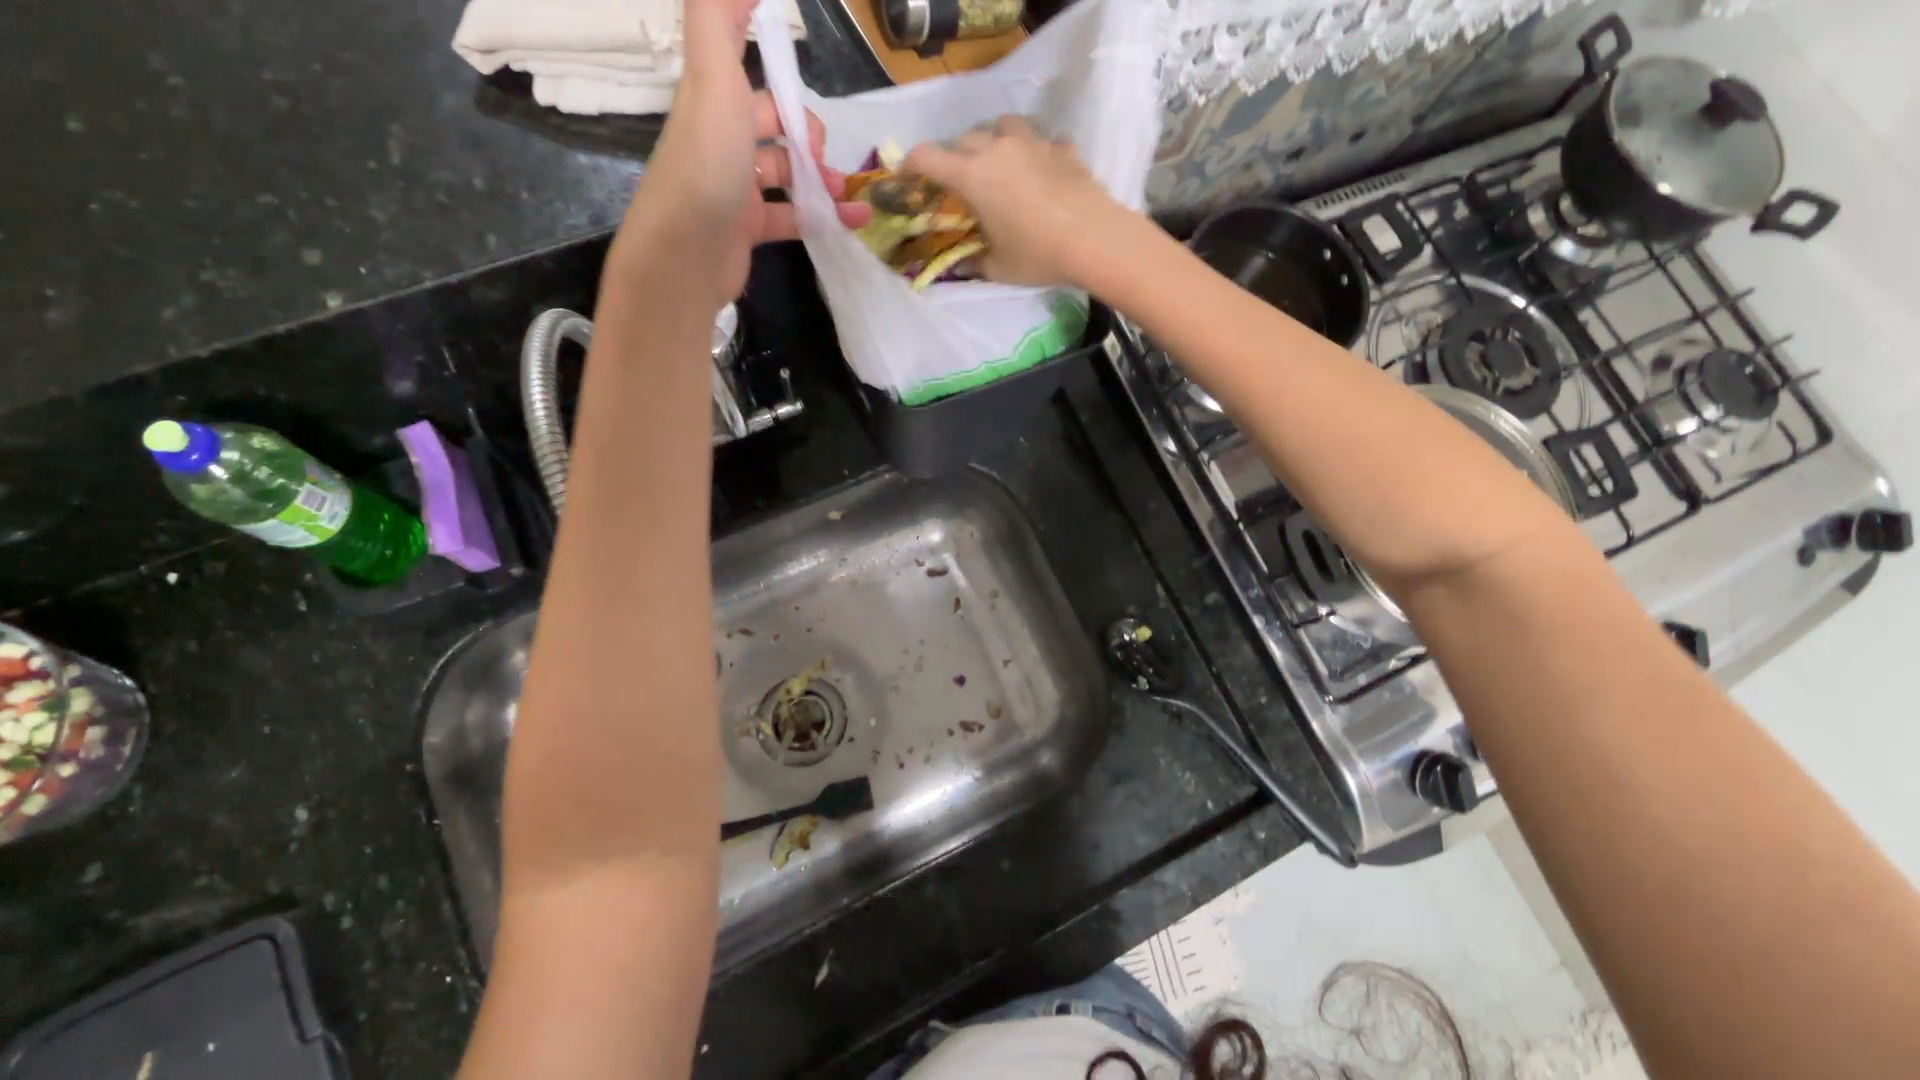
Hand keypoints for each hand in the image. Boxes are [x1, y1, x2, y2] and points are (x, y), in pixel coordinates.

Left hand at [616, 0, 870, 308]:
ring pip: (787, 172)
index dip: (759, 40)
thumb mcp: (711, 79)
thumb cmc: (704, 164)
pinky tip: (853, 221)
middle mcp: (720, 140)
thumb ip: (716, 18)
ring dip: (821, 177)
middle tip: (823, 152)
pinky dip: (825, 217)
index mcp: (711, 100)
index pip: (732, 52)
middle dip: (808, 133)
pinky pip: (794, 216)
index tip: (789, 40)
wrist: (684, 258)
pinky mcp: (747, 230)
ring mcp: (734, 188)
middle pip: (773, 123)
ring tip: (845, 190)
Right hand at [903, 115, 1128, 287]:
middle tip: (961, 182)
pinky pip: (1044, 141)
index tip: (908, 177)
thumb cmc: (1038, 254)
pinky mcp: (1063, 149)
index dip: (912, 164)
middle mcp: (998, 150)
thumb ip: (975, 262)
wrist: (1095, 239)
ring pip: (1004, 126)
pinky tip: (1044, 171)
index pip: (927, 156)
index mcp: (972, 176)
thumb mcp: (999, 268)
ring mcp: (1034, 144)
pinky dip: (1038, 152)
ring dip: (996, 140)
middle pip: (965, 139)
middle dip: (957, 157)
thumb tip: (963, 265)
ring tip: (1002, 163)